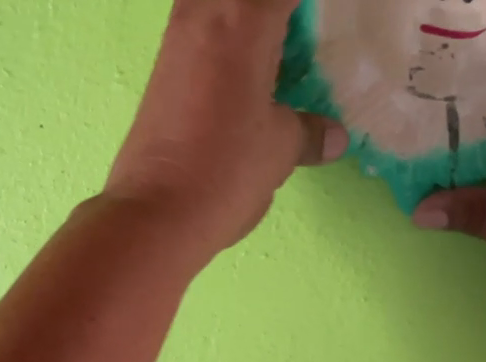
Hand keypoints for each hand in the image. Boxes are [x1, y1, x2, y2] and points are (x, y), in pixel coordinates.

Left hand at [103, 0, 346, 258]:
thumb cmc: (224, 172)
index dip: (307, 8)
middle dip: (273, 11)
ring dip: (243, 18)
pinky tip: (246, 72)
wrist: (153, 216)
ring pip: (214, 6)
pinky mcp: (159, 75)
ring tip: (276, 48)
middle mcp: (204, 13)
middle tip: (295, 34)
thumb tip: (332, 137)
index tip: (322, 22)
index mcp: (245, 17)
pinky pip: (199, 31)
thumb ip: (307, 132)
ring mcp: (175, 42)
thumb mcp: (280, 150)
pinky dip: (223, 39)